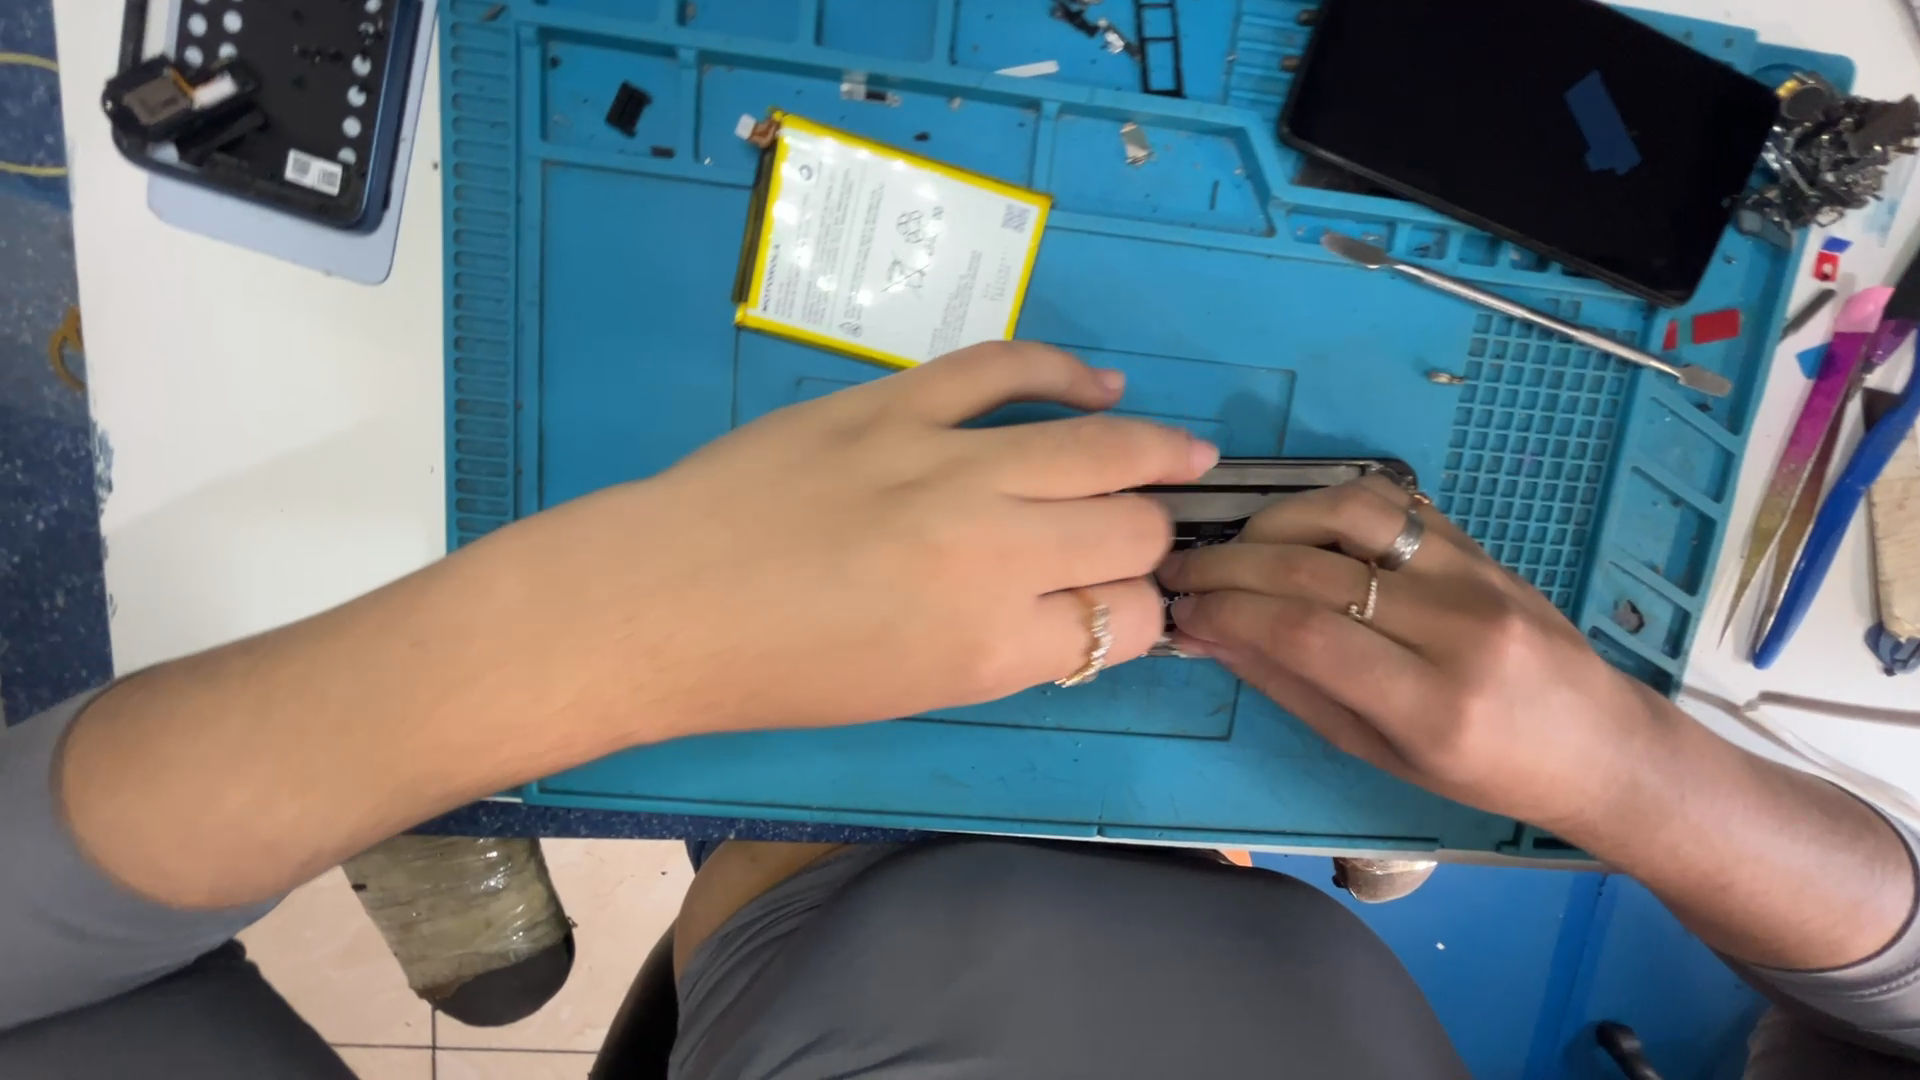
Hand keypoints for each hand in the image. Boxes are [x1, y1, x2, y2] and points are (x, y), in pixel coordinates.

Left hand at [551, 342, 1217, 733]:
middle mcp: (995, 552)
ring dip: (1159, 454)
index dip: (1139, 614)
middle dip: (1151, 540)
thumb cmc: (785, 672)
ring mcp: (949, 464)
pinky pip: (1010, 367)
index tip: (1124, 603)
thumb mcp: (920, 687)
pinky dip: (1068, 375)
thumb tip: (1083, 601)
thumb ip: (1015, 643)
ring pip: (1102, 447)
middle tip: (1140, 536)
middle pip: (1133, 530)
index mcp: (996, 647)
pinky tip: (1099, 389)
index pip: (1126, 621)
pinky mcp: (900, 403)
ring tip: (1186, 454)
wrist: (665, 600)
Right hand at [1156, 474, 1669, 832]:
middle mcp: (1457, 628)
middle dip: (1226, 567)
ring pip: (1349, 514)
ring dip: (1271, 522)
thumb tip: (1208, 635)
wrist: (1601, 745)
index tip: (1182, 610)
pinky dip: (1323, 505)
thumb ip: (1286, 684)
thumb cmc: (1480, 771)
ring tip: (1235, 546)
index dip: (1227, 612)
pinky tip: (1292, 529)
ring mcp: (1474, 574)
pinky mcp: (1478, 544)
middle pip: (1313, 571)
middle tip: (1180, 572)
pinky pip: (1386, 503)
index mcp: (1432, 704)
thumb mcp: (1372, 750)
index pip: (1304, 634)